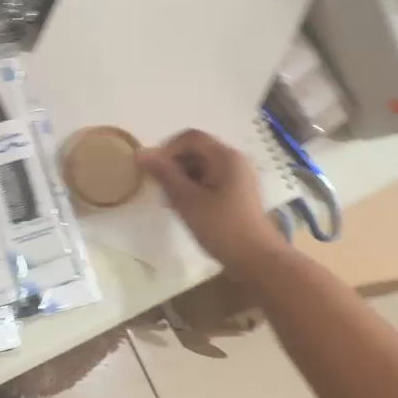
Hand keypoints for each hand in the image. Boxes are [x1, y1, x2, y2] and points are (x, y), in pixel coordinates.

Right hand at [139, 129, 287, 273]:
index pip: (190, 137)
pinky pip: (211, 180)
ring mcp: (238, 177)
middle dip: (174, 166)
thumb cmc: (222, 228)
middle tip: (160, 189)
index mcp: (225, 156)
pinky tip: (186, 208)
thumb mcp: (187, 200)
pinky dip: (195, 188)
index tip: (153, 172)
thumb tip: (141, 152)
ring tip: (170, 202)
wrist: (257, 259)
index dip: (167, 149)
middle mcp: (234, 160)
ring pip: (202, 167)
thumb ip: (164, 174)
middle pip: (196, 151)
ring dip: (182, 179)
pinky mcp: (238, 193)